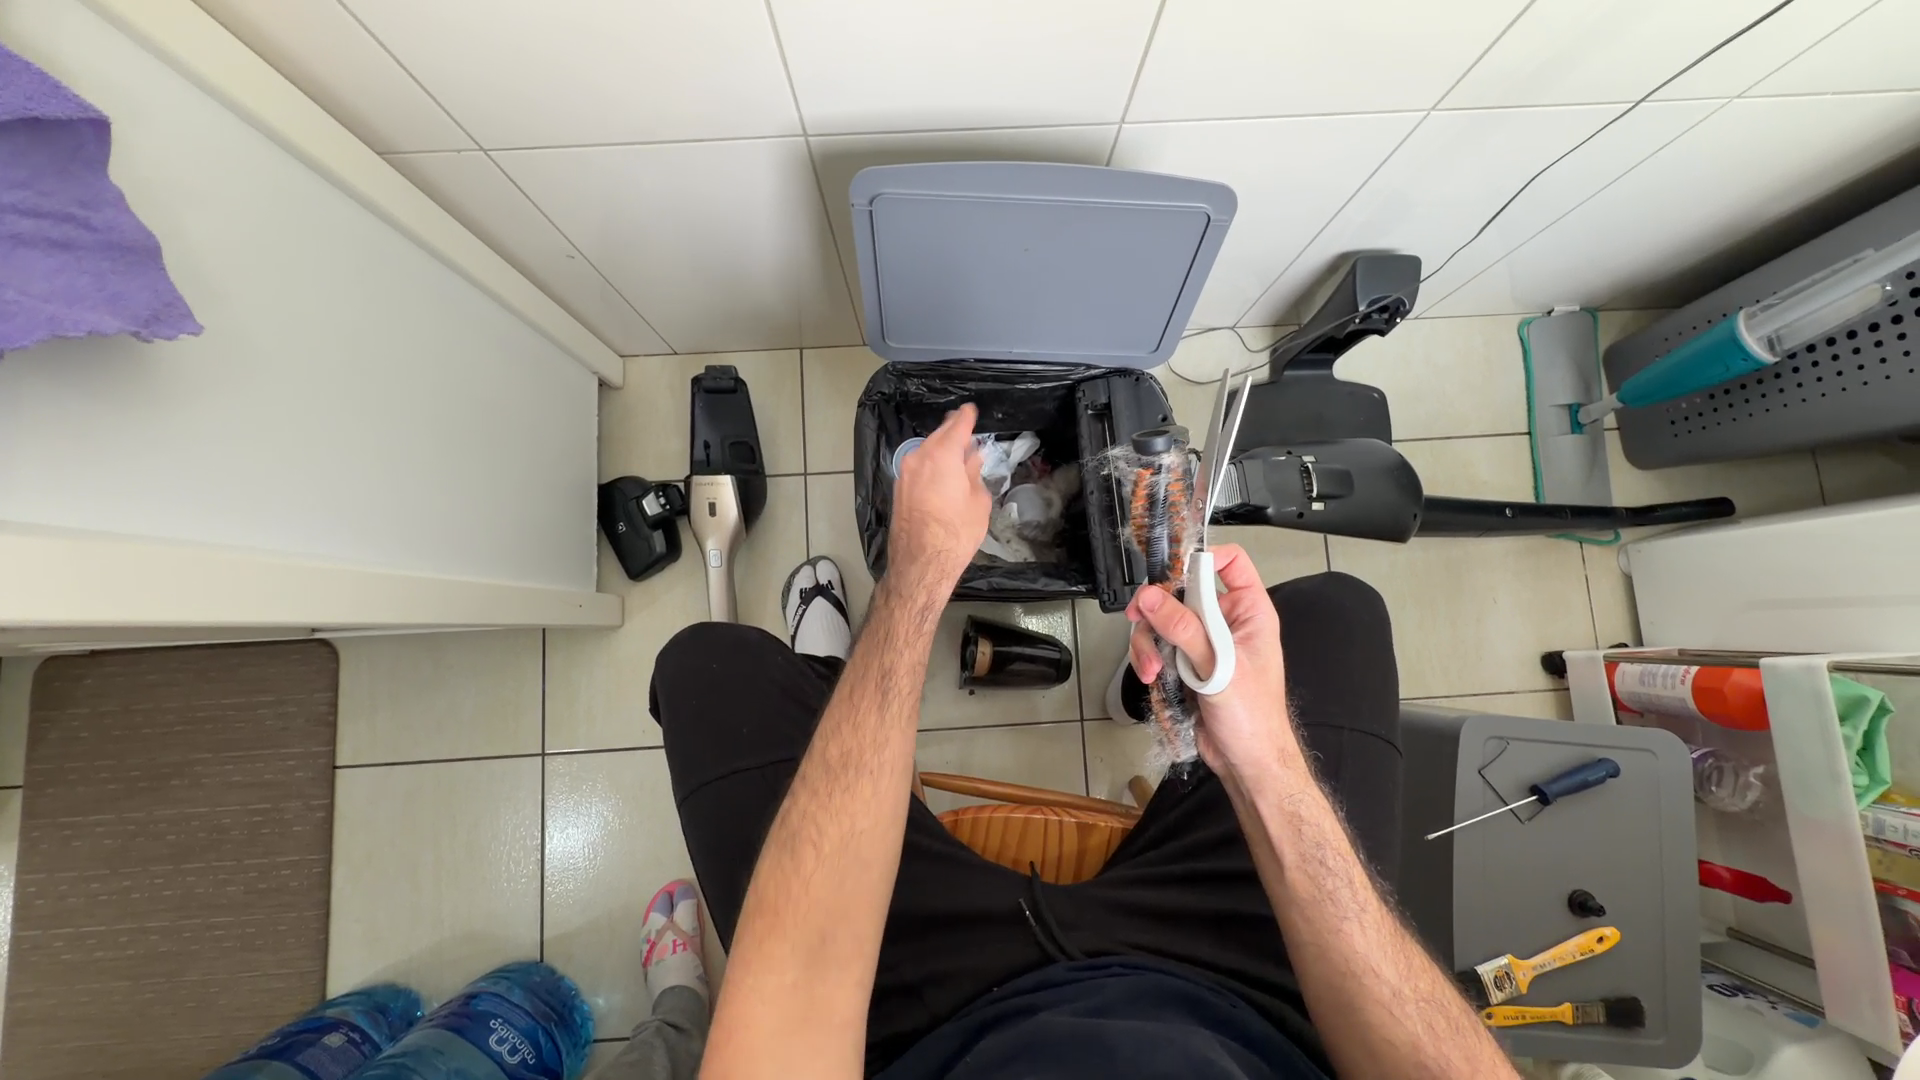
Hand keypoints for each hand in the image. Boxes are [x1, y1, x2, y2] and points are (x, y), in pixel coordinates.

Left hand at [889, 405, 991, 595]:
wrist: (921, 563)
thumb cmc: (956, 533)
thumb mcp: (978, 502)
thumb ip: (974, 474)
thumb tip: (972, 459)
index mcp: (942, 455)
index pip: (957, 425)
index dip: (967, 417)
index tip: (971, 409)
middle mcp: (919, 458)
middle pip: (938, 436)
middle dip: (953, 430)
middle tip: (965, 427)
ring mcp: (905, 474)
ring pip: (926, 452)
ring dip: (941, 449)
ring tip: (957, 453)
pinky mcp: (899, 490)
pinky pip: (918, 468)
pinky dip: (931, 465)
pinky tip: (942, 473)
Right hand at [1126, 543, 1299, 780]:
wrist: (1245, 762)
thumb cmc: (1253, 717)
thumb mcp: (1219, 667)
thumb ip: (1184, 629)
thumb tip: (1150, 597)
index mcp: (1249, 611)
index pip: (1230, 563)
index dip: (1202, 558)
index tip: (1171, 571)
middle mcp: (1226, 621)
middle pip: (1181, 591)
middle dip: (1157, 611)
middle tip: (1140, 621)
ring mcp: (1204, 642)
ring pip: (1163, 620)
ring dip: (1148, 642)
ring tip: (1152, 669)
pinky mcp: (1185, 662)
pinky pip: (1157, 646)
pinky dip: (1148, 658)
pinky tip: (1152, 677)